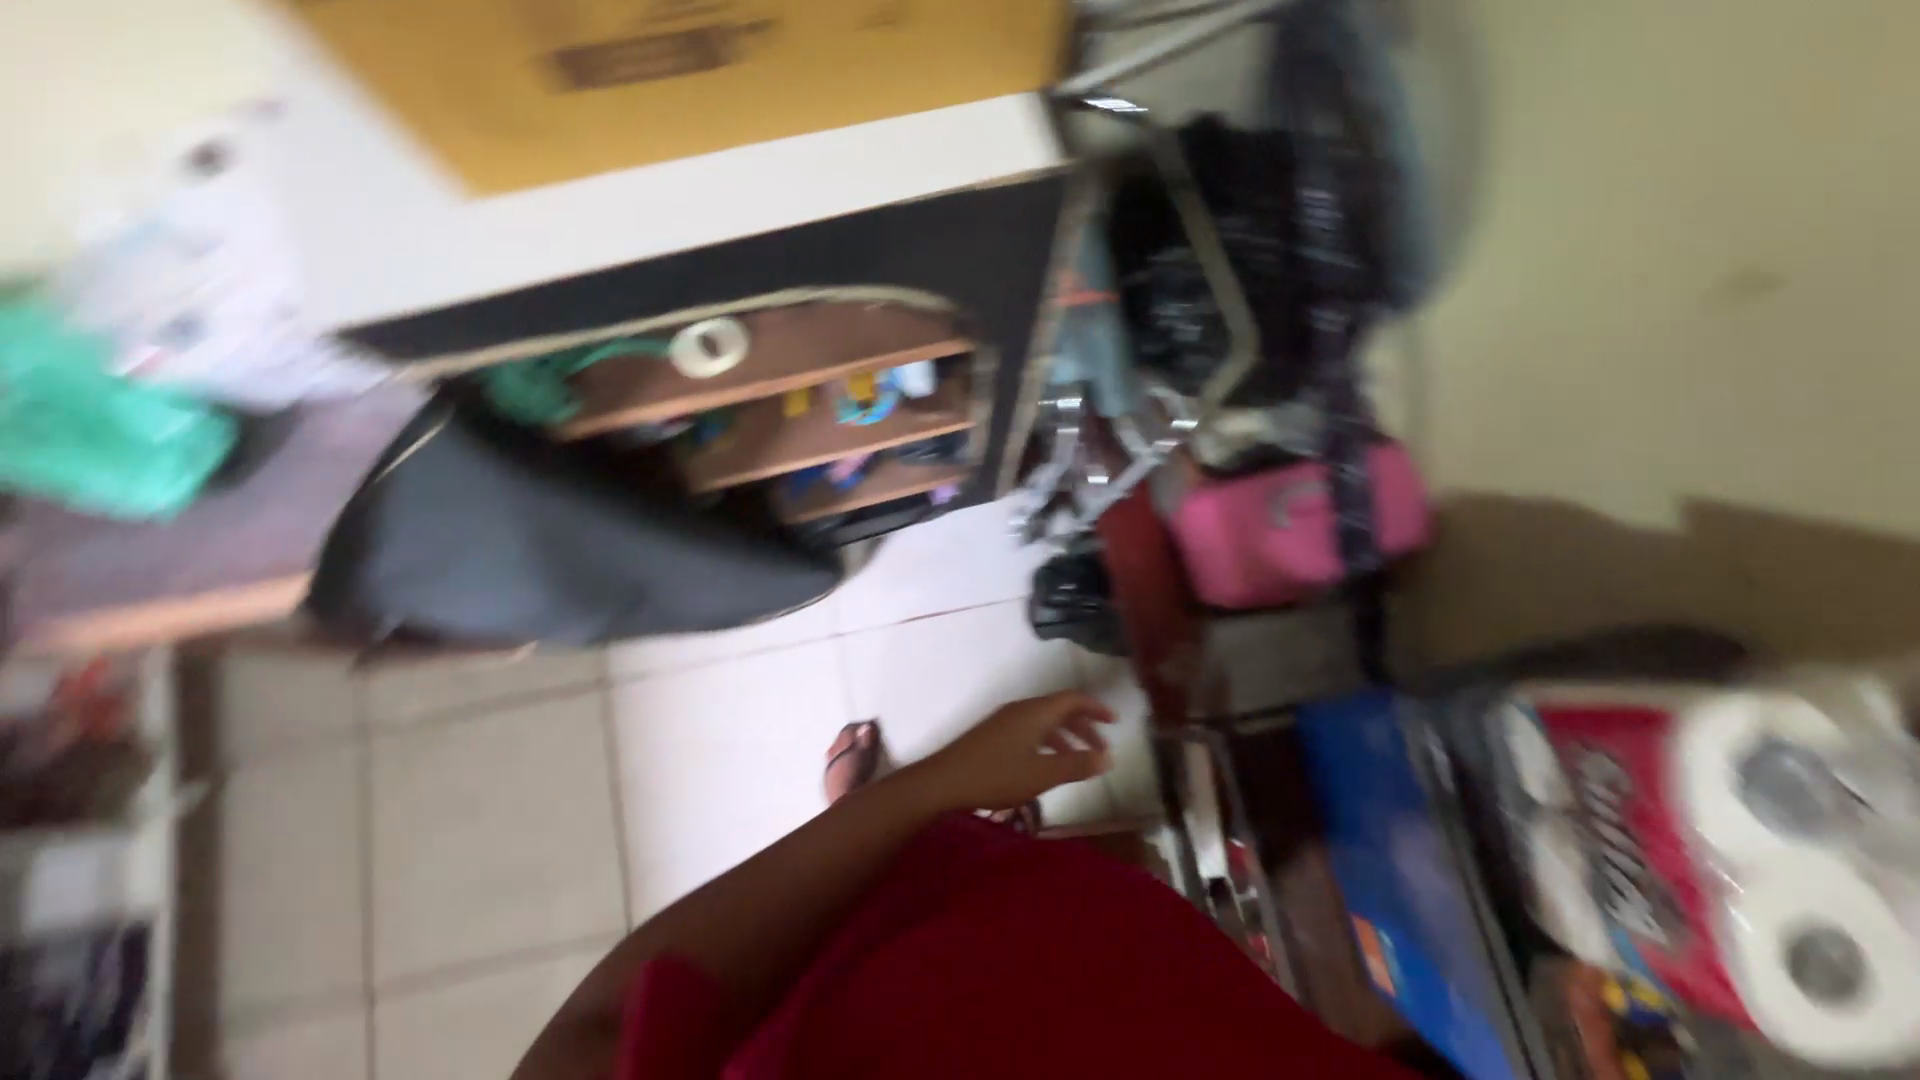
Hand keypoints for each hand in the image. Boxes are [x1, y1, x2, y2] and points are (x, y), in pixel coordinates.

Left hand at [904, 691, 1116, 811]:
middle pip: (1059, 709)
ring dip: (1065, 738)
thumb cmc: (995, 776)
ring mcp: (1004, 722)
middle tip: (1101, 749)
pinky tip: (1047, 766)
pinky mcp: (993, 736)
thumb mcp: (1042, 774)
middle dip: (1083, 727)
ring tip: (1078, 762)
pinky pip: (1030, 731)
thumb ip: (1076, 765)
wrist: (943, 782)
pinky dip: (1047, 743)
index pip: (1072, 699)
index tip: (1115, 722)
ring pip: (1043, 722)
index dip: (1096, 708)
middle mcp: (1020, 710)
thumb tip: (1108, 757)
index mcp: (1034, 712)